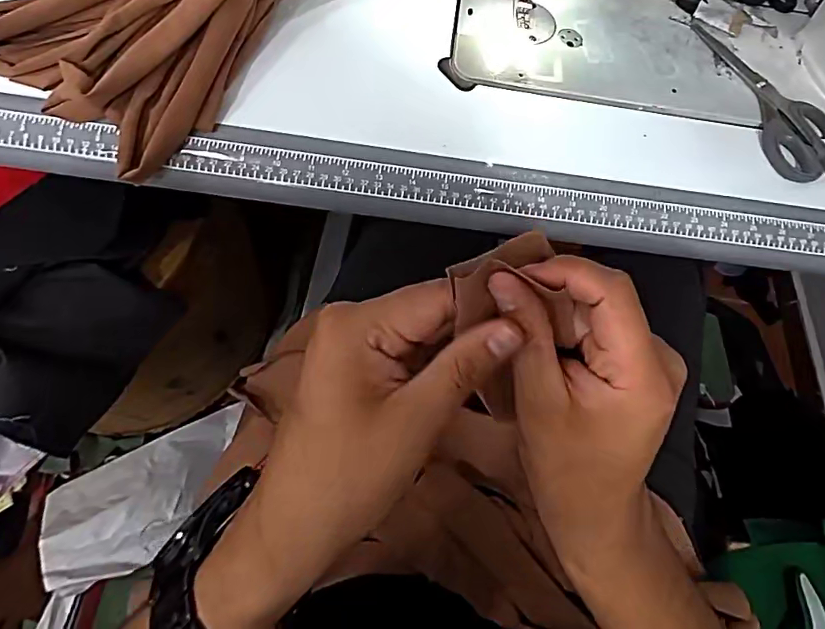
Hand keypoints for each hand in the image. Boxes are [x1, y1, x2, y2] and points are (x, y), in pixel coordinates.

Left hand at [196, 280, 522, 628]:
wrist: (290, 531)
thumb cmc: (347, 481)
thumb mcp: (416, 421)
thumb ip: (466, 365)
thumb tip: (514, 324)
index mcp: (357, 322)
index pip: (438, 294)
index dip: (488, 301)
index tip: (534, 310)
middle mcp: (352, 317)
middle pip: (431, 307)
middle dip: (478, 323)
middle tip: (531, 333)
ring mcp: (353, 338)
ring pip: (424, 328)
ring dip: (463, 342)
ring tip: (515, 347)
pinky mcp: (358, 359)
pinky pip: (409, 347)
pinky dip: (441, 359)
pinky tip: (478, 365)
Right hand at [489, 257, 687, 577]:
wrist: (596, 517)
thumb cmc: (567, 473)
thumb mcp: (538, 400)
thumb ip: (526, 332)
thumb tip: (503, 278)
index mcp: (644, 370)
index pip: (612, 290)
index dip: (564, 269)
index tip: (518, 272)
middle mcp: (659, 355)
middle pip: (604, 296)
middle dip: (551, 289)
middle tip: (505, 292)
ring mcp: (653, 357)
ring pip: (598, 305)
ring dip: (554, 305)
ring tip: (513, 312)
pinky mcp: (639, 360)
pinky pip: (600, 323)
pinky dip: (565, 322)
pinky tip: (536, 331)